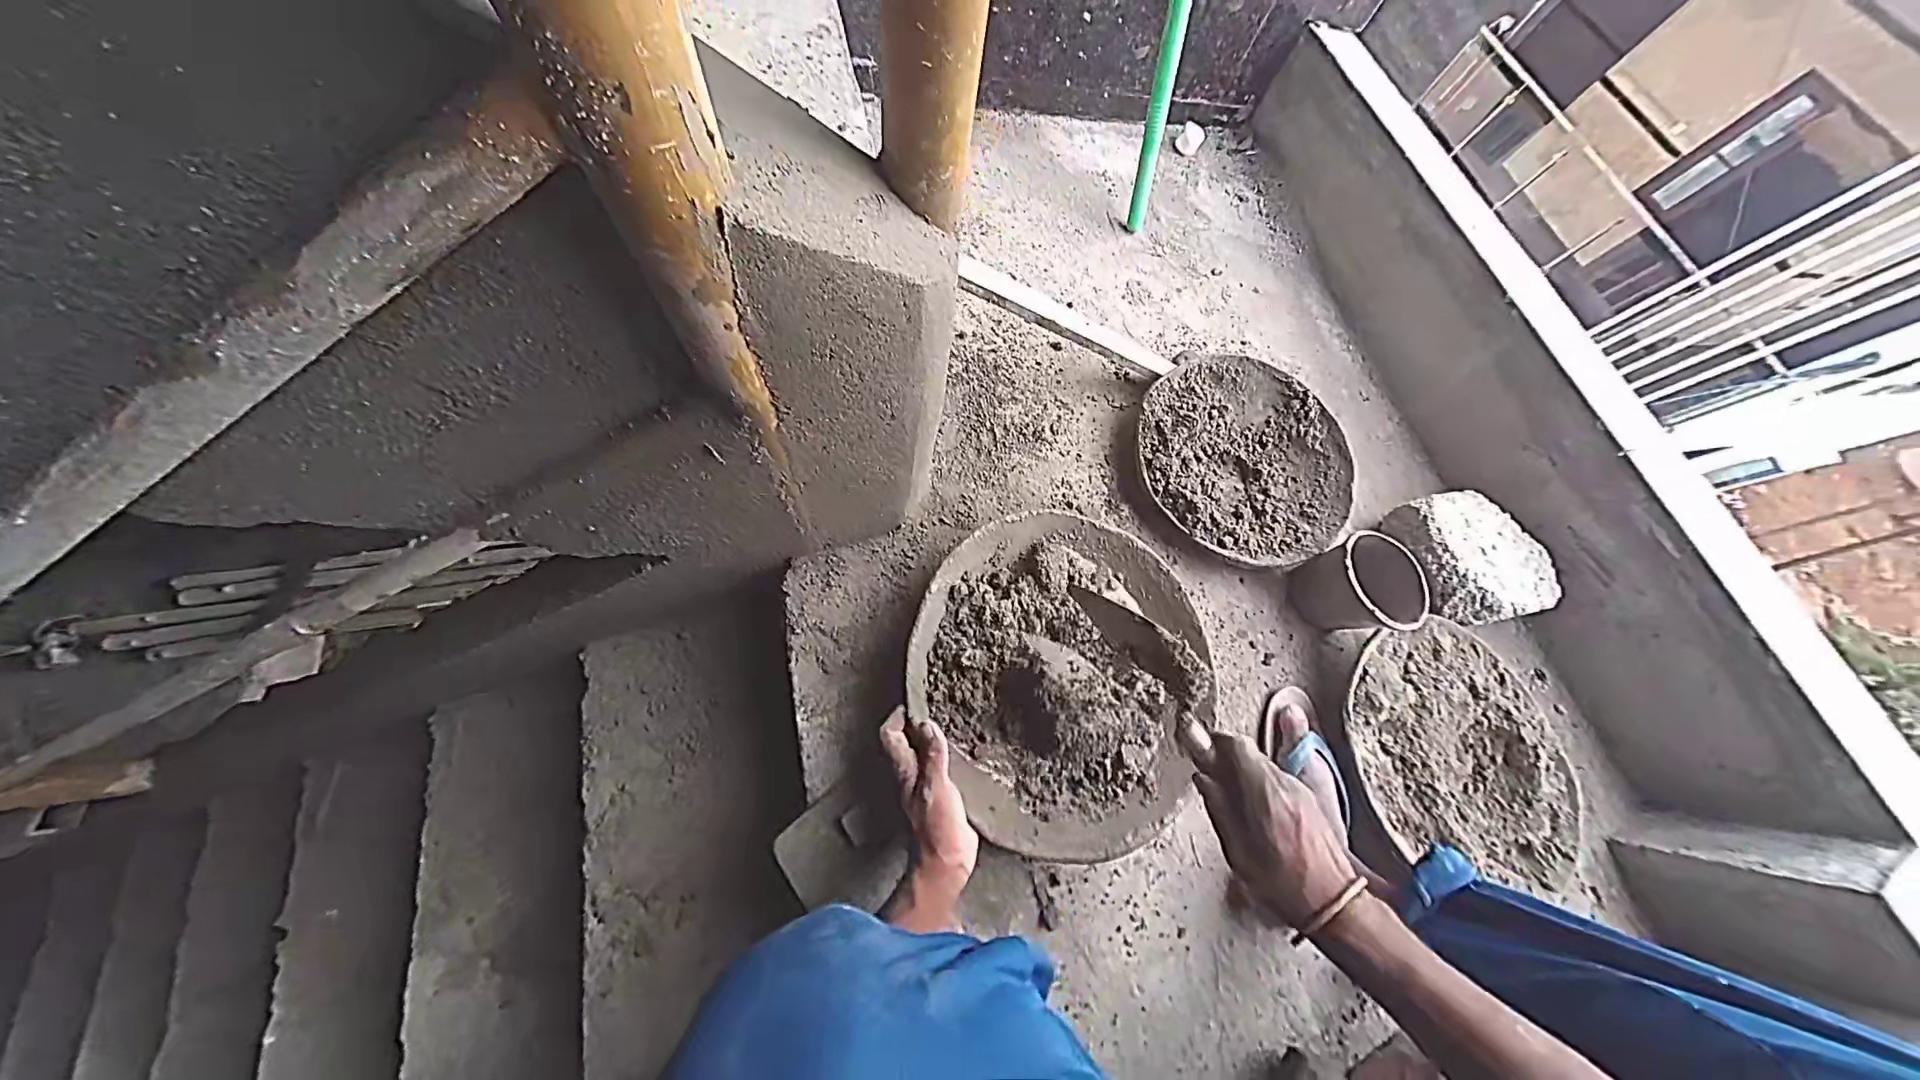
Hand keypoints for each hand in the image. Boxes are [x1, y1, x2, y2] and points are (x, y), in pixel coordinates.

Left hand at [879, 709, 978, 931]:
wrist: (945, 867)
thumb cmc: (938, 831)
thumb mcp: (937, 787)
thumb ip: (933, 756)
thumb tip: (927, 725)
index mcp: (905, 773)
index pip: (890, 736)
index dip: (898, 717)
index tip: (912, 703)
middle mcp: (910, 779)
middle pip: (902, 744)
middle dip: (913, 724)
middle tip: (929, 708)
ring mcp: (922, 791)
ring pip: (918, 757)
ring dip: (928, 741)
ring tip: (944, 725)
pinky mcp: (938, 802)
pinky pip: (935, 771)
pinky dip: (942, 758)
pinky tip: (955, 757)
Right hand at [1194, 733, 1355, 928]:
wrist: (1335, 903)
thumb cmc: (1287, 885)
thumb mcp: (1238, 851)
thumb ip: (1219, 807)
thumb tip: (1203, 780)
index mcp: (1264, 792)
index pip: (1236, 745)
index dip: (1214, 743)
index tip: (1201, 752)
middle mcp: (1285, 784)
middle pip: (1249, 751)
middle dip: (1226, 759)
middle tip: (1211, 775)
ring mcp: (1300, 790)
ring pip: (1263, 764)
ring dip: (1243, 772)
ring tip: (1231, 797)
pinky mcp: (1309, 799)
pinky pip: (1277, 778)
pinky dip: (1260, 783)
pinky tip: (1254, 809)